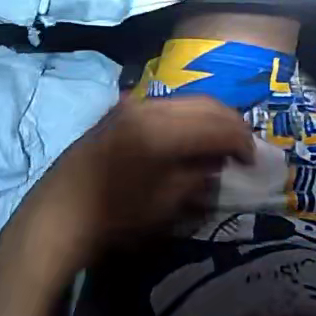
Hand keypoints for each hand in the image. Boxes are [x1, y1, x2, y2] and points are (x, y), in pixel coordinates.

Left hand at [12, 95, 254, 274]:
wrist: (61, 212)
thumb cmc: (116, 215)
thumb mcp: (168, 202)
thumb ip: (199, 174)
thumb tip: (218, 160)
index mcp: (163, 127)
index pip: (218, 123)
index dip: (242, 141)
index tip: (253, 161)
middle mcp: (149, 105)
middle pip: (205, 103)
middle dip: (230, 124)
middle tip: (243, 149)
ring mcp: (132, 104)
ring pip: (186, 101)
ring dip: (208, 117)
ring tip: (219, 143)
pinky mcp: (120, 111)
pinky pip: (166, 105)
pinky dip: (186, 117)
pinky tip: (189, 138)